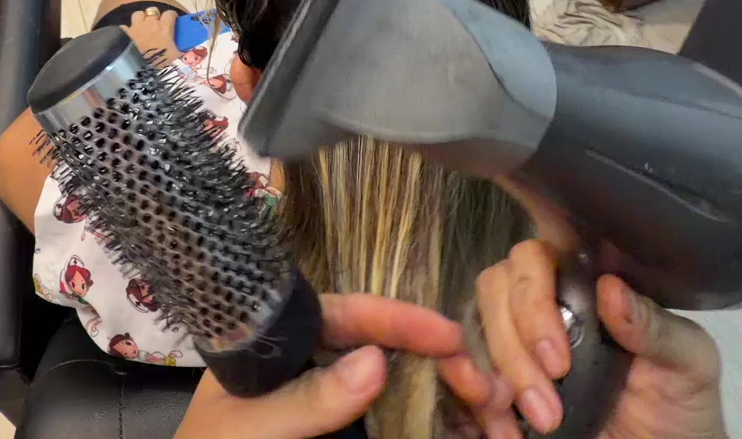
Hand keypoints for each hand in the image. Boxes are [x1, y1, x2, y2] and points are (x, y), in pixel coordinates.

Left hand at [123, 6, 181, 63]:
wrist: (135, 64)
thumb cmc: (157, 59)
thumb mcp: (174, 56)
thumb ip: (181, 49)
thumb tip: (189, 46)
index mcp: (164, 27)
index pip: (170, 14)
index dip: (172, 16)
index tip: (172, 20)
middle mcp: (150, 22)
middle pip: (154, 10)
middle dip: (155, 15)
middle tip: (156, 24)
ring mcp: (136, 25)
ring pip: (139, 14)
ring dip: (141, 18)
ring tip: (141, 26)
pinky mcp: (125, 31)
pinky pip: (126, 26)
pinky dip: (127, 30)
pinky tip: (129, 35)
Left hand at [171, 293, 469, 438]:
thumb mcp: (253, 426)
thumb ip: (309, 398)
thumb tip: (378, 360)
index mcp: (285, 337)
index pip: (349, 314)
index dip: (401, 318)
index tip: (449, 333)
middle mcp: (313, 358)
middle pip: (383, 346)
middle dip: (434, 360)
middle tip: (482, 385)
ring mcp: (332, 395)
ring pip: (396, 382)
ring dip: (442, 392)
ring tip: (487, 407)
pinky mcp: (347, 431)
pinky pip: (392, 419)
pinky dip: (430, 420)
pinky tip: (461, 427)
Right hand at [456, 241, 724, 437]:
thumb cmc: (678, 404)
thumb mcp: (687, 364)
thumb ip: (655, 326)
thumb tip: (611, 288)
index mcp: (578, 279)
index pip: (533, 257)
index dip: (532, 297)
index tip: (557, 360)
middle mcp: (536, 296)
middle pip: (495, 288)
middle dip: (513, 348)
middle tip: (546, 407)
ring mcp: (512, 333)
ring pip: (475, 325)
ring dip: (494, 374)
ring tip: (525, 421)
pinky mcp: (496, 373)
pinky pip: (464, 368)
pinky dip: (475, 398)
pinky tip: (502, 430)